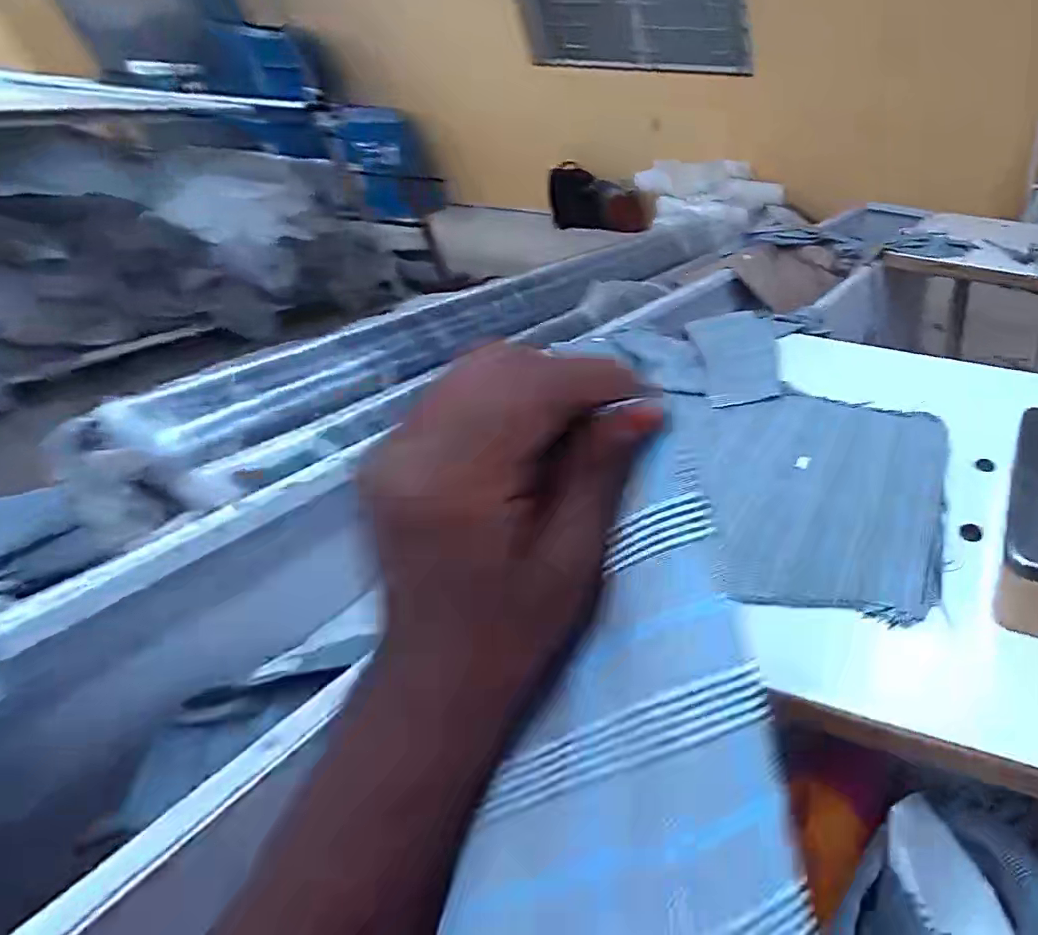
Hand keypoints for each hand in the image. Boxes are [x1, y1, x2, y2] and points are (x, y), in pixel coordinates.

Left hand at [358, 342, 662, 695]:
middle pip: (499, 364)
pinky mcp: (393, 450)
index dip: (596, 379)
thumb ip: (600, 468)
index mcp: (453, 482)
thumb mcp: (574, 552)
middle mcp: (409, 450)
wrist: (437, 673)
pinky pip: (460, 390)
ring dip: (541, 380)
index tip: (645, 397)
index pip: (530, 388)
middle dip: (570, 375)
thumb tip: (645, 406)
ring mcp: (391, 447)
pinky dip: (511, 393)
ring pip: (478, 368)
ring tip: (581, 419)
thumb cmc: (516, 628)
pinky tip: (539, 430)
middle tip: (615, 411)